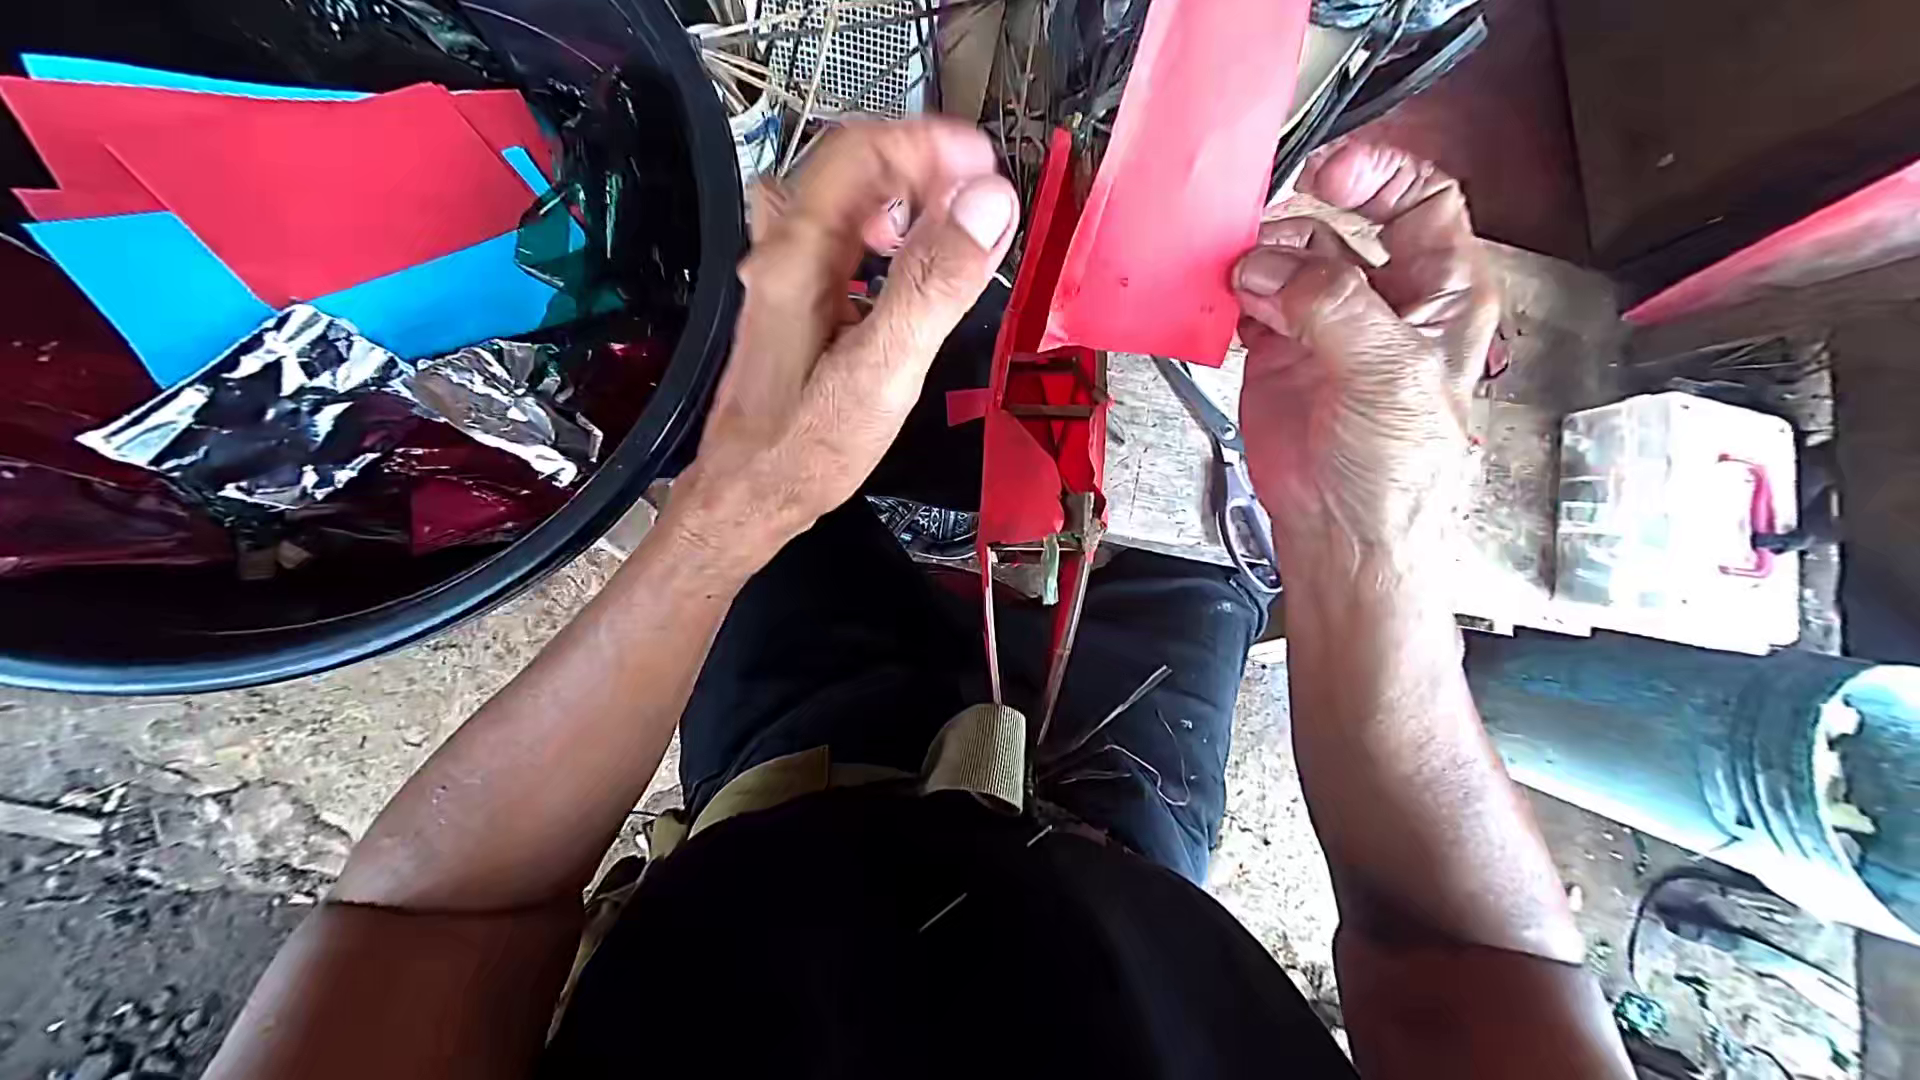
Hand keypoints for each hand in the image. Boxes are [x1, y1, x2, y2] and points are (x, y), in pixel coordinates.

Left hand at [667, 119, 1018, 573]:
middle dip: (922, 170)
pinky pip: (842, 246)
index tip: (985, 168)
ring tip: (951, 228)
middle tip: (977, 199)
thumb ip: (932, 285)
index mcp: (799, 257)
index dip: (929, 146)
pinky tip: (907, 272)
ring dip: (904, 202)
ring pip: (846, 206)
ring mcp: (785, 280)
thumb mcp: (882, 371)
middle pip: (852, 171)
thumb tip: (986, 206)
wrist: (752, 494)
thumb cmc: (807, 448)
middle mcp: (782, 255)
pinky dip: (885, 240)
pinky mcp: (796, 306)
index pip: (862, 153)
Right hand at [1233, 141, 1498, 570]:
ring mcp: (1320, 330)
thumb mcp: (1385, 374)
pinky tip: (1224, 311)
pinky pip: (1248, 310)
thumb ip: (1331, 309)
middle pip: (1332, 233)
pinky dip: (1231, 304)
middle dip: (1293, 234)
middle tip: (1257, 252)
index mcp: (1433, 293)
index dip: (1377, 177)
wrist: (1340, 526)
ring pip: (1281, 269)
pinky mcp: (1275, 358)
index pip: (1416, 203)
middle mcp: (1375, 304)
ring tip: (1236, 287)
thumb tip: (1268, 267)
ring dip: (1255, 269)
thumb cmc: (1394, 466)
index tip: (1328, 174)